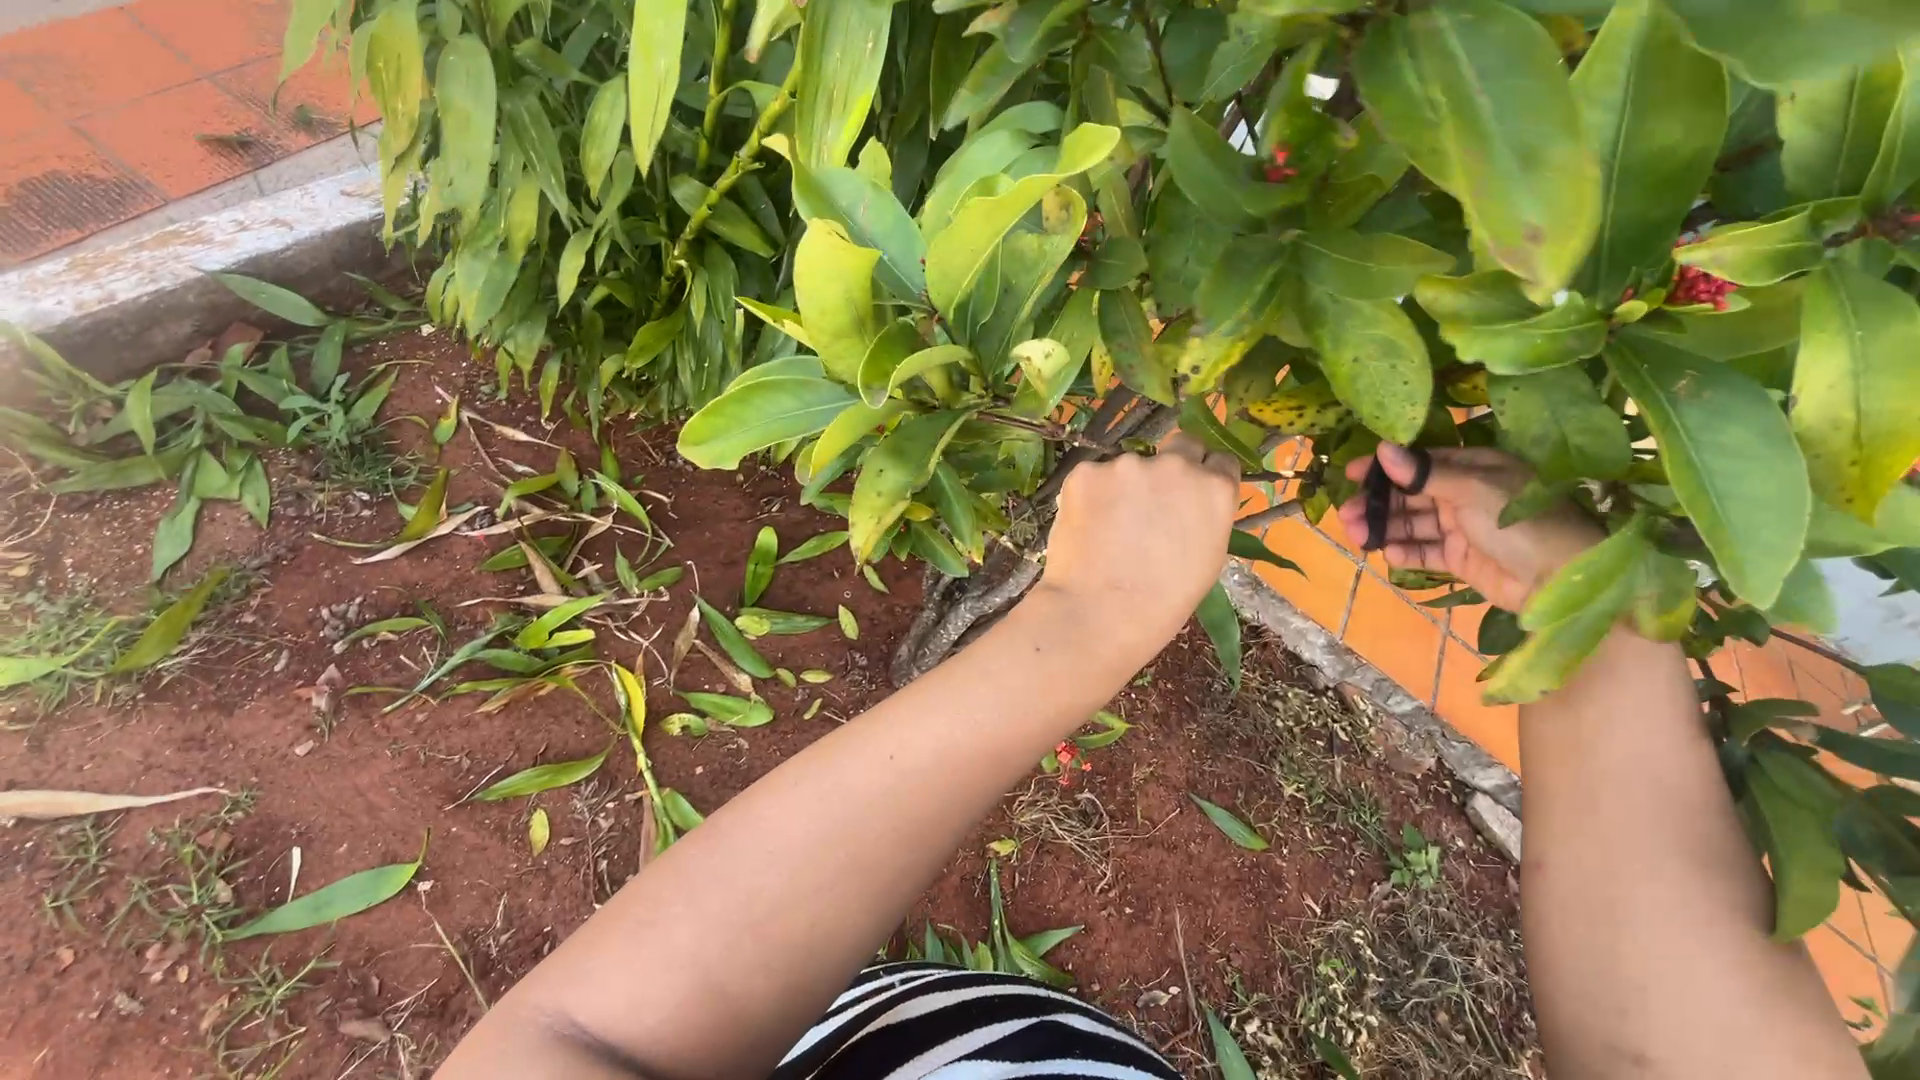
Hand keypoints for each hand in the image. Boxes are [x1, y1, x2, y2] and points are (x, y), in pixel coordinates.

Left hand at [1036, 433, 1239, 655]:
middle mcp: (1177, 466)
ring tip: (1109, 531)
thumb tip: (1190, 503)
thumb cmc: (1163, 602)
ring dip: (1123, 487)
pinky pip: (1093, 478)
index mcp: (1215, 489)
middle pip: (1181, 446)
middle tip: (1150, 502)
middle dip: (1172, 465)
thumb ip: (1205, 516)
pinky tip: (1086, 530)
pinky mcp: (1086, 472)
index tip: (1190, 496)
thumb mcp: (1208, 558)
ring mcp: (1128, 464)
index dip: (1205, 476)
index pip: (1219, 462)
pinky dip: (1090, 497)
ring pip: (1130, 466)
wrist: (1100, 612)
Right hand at [1335, 444, 1602, 612]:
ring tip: (1356, 535)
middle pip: (1411, 495)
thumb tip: (1383, 448)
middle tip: (1346, 514)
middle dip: (1378, 503)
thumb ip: (1426, 473)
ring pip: (1413, 524)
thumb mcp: (1473, 490)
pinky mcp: (1461, 558)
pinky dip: (1405, 552)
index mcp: (1476, 469)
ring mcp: (1463, 528)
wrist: (1561, 580)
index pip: (1422, 463)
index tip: (1351, 473)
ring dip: (1384, 528)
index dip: (1386, 468)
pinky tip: (1388, 554)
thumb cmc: (1522, 523)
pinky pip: (1425, 551)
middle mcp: (1467, 495)